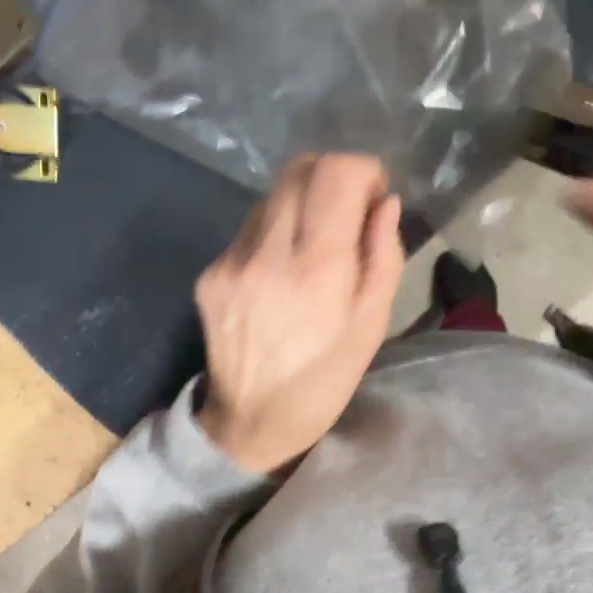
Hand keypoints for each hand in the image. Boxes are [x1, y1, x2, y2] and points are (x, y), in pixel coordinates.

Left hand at [195, 154, 403, 473]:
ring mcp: (230, 262)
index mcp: (317, 270)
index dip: (362, 172)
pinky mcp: (209, 274)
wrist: (251, 423)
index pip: (335, 172)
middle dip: (332, 178)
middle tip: (347, 214)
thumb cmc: (324, 382)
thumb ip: (382, 255)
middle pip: (299, 169)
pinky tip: (280, 273)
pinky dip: (273, 233)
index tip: (372, 200)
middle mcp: (267, 254)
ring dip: (302, 204)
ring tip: (314, 247)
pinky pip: (248, 229)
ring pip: (271, 195)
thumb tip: (382, 203)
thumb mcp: (372, 325)